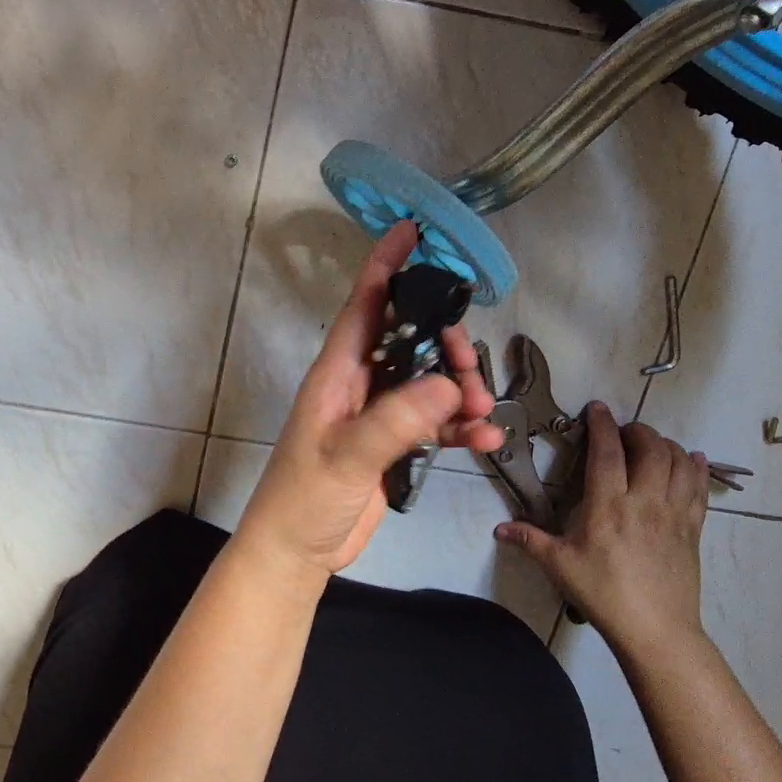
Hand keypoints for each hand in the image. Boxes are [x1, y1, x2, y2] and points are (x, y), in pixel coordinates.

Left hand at [232, 222, 505, 578]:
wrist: (296, 550)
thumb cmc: (305, 497)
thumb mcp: (346, 457)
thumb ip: (395, 421)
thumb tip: (448, 386)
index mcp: (335, 374)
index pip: (363, 306)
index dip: (385, 266)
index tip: (411, 231)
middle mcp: (357, 385)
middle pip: (409, 342)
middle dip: (444, 344)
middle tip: (469, 367)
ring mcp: (375, 415)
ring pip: (426, 382)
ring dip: (458, 390)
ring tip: (483, 412)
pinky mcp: (391, 446)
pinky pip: (433, 424)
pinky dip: (459, 428)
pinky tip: (486, 442)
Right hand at [496, 403, 709, 652]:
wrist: (656, 629)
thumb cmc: (603, 593)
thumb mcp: (559, 565)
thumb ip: (530, 540)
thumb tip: (499, 529)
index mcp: (609, 505)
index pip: (608, 452)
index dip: (602, 425)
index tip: (596, 407)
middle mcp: (645, 501)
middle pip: (651, 449)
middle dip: (637, 431)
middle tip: (622, 430)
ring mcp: (674, 513)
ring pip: (678, 462)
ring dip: (665, 444)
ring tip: (650, 442)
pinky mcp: (693, 529)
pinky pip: (699, 487)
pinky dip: (695, 467)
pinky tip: (691, 459)